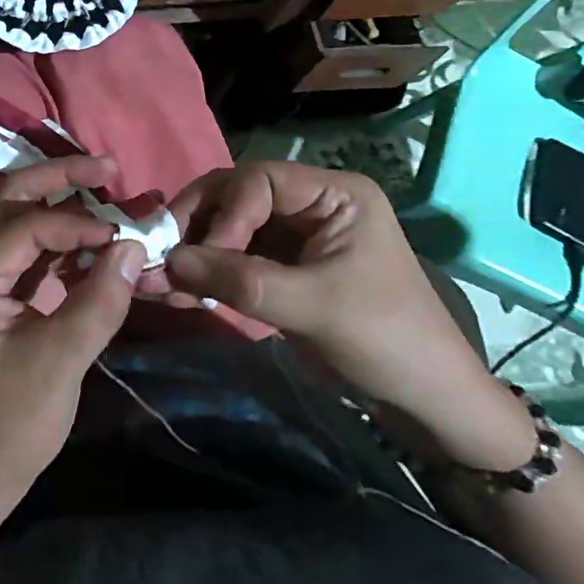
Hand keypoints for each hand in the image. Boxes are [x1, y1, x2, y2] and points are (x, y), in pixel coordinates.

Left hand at [0, 157, 145, 494]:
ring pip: (25, 219)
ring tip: (112, 190)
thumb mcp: (62, 359)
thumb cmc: (15, 419)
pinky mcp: (5, 291)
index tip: (123, 236)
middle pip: (15, 199)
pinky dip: (68, 238)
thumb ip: (99, 300)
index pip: (28, 225)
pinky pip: (36, 248)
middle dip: (61, 178)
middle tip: (109, 167)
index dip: (78, 223)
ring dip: (67, 204)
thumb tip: (135, 245)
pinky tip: (101, 237)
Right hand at [166, 162, 533, 468]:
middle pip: (235, 198)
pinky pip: (232, 260)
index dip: (222, 213)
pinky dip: (204, 275)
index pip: (257, 180)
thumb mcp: (314, 307)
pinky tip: (176, 292)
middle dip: (196, 226)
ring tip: (157, 280)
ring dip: (192, 253)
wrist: (427, 403)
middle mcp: (309, 204)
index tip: (196, 256)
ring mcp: (293, 237)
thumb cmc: (387, 341)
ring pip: (227, 229)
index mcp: (334, 194)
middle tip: (159, 255)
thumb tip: (169, 261)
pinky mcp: (281, 269)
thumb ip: (240, 281)